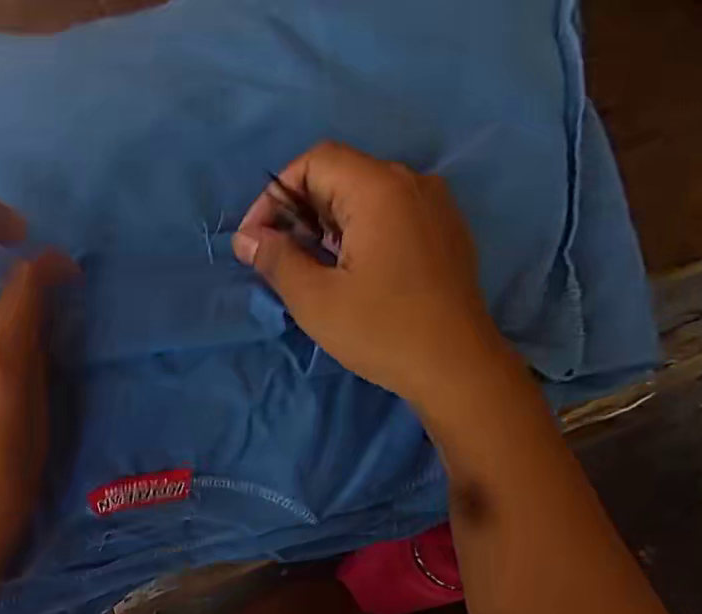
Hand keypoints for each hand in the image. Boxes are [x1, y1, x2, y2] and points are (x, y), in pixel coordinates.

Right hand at [232, 142, 515, 403]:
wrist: (454, 364)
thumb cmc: (379, 330)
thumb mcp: (314, 299)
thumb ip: (276, 260)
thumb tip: (247, 238)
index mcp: (379, 189)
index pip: (315, 161)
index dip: (275, 194)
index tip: (256, 239)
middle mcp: (411, 183)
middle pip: (341, 174)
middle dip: (298, 211)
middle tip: (276, 258)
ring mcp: (433, 206)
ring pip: (364, 196)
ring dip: (325, 224)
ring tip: (307, 269)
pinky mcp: (442, 231)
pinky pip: (389, 214)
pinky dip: (356, 232)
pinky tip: (347, 273)